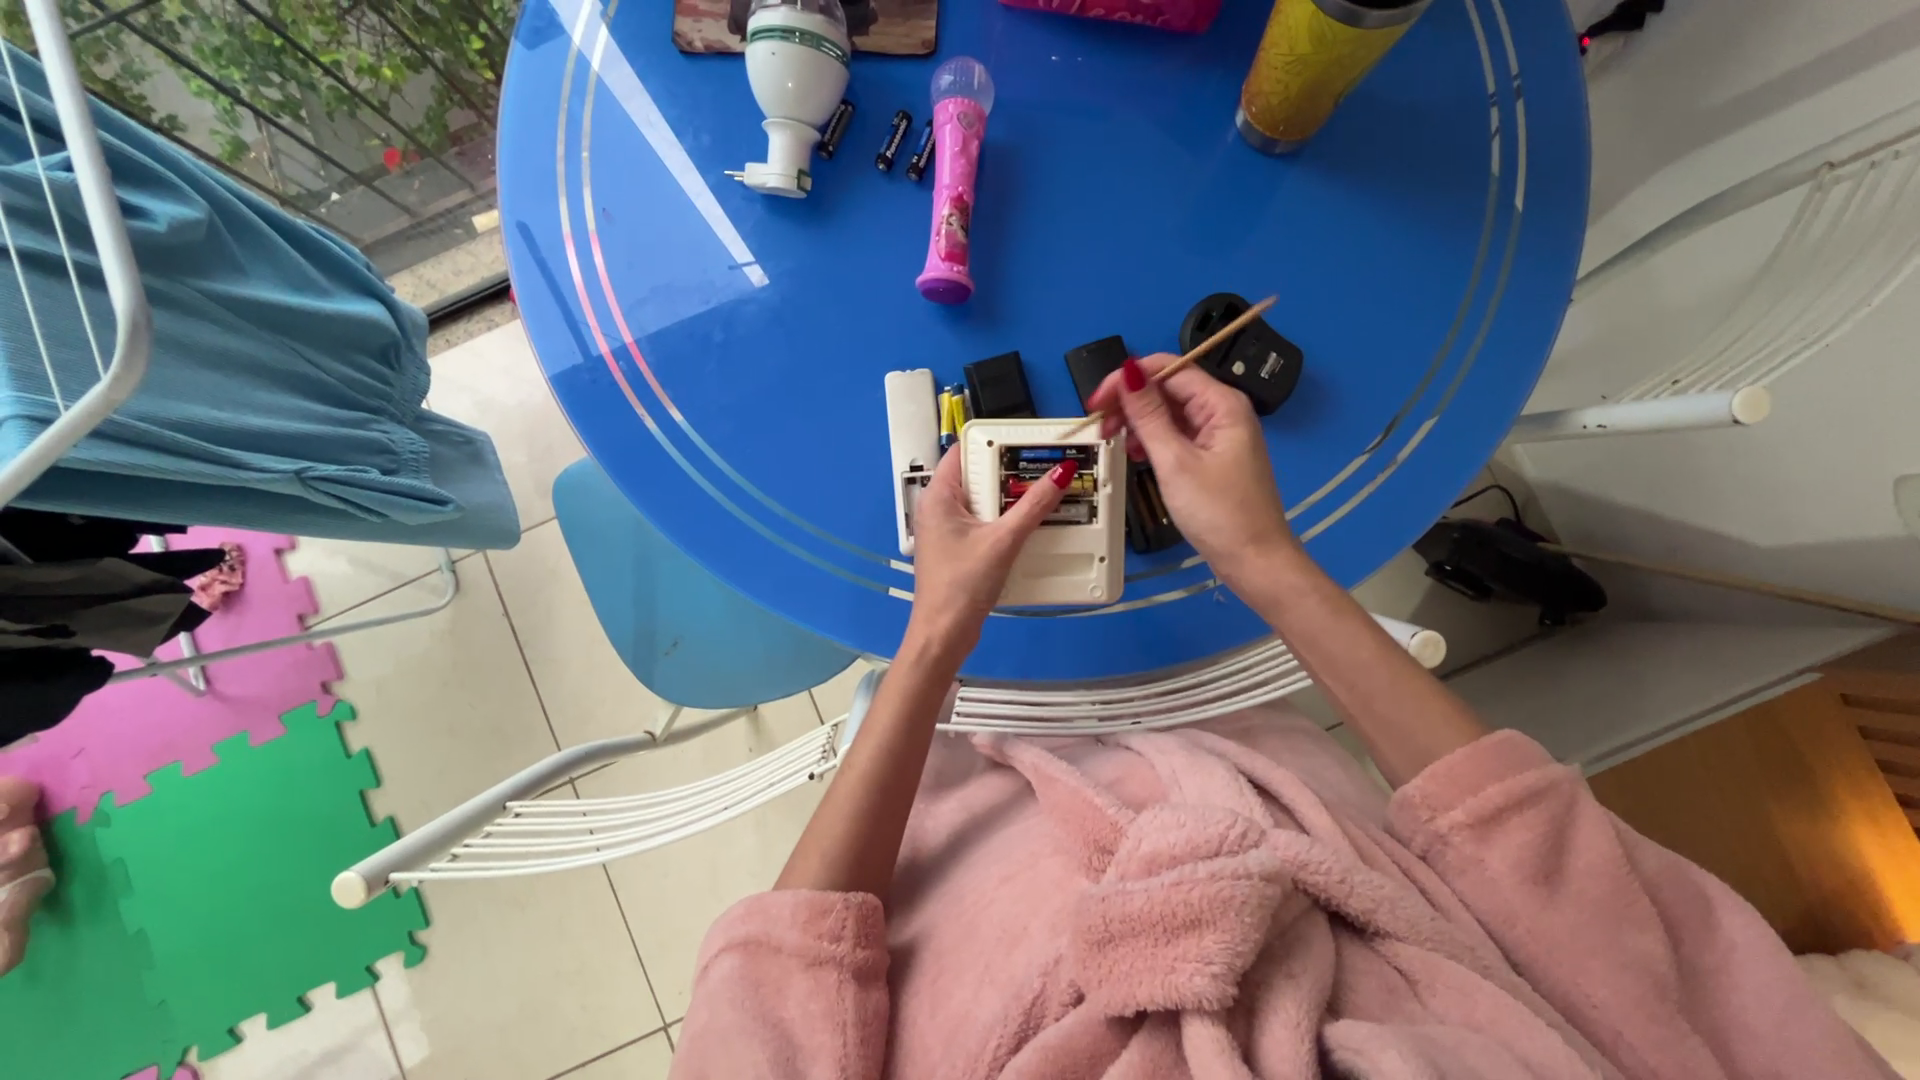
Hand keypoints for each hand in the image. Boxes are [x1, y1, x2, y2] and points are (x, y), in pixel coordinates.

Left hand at [905, 448, 1070, 662]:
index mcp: (938, 495)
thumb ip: (1034, 506)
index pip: (964, 450)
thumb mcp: (1003, 541)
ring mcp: (946, 530)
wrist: (943, 634)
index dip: (995, 441)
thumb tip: (1061, 472)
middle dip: (1010, 471)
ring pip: (982, 501)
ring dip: (1010, 498)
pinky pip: (983, 522)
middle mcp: (938, 507)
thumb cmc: (963, 583)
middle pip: (977, 474)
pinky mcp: (957, 549)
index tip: (1027, 443)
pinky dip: (1004, 520)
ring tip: (1043, 492)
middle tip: (1045, 467)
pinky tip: (1029, 524)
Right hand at [1086, 353, 1295, 586]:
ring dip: (1138, 421)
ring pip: (1168, 411)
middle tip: (1100, 427)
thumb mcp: (1175, 462)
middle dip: (1130, 402)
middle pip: (1167, 387)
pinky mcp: (1211, 455)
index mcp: (1221, 403)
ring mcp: (1217, 433)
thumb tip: (1129, 372)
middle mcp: (1222, 410)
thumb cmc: (1218, 513)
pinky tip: (1137, 455)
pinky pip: (1175, 434)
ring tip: (1115, 443)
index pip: (1167, 369)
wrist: (1253, 560)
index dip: (1127, 379)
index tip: (1096, 402)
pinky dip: (1152, 439)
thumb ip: (1149, 416)